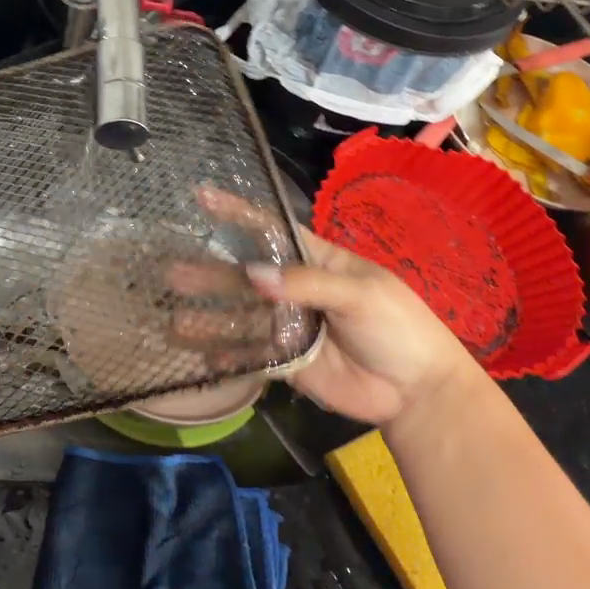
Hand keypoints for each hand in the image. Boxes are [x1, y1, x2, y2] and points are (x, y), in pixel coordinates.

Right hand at [198, 187, 481, 427]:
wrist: (419, 392)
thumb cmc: (398, 327)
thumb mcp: (359, 294)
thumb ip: (305, 284)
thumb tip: (252, 276)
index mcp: (316, 260)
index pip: (270, 229)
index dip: (237, 213)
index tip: (203, 196)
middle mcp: (294, 289)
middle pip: (245, 276)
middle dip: (209, 272)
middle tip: (171, 270)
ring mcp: (288, 326)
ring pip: (240, 316)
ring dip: (208, 315)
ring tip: (171, 316)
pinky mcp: (287, 362)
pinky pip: (249, 354)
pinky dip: (224, 355)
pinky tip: (197, 354)